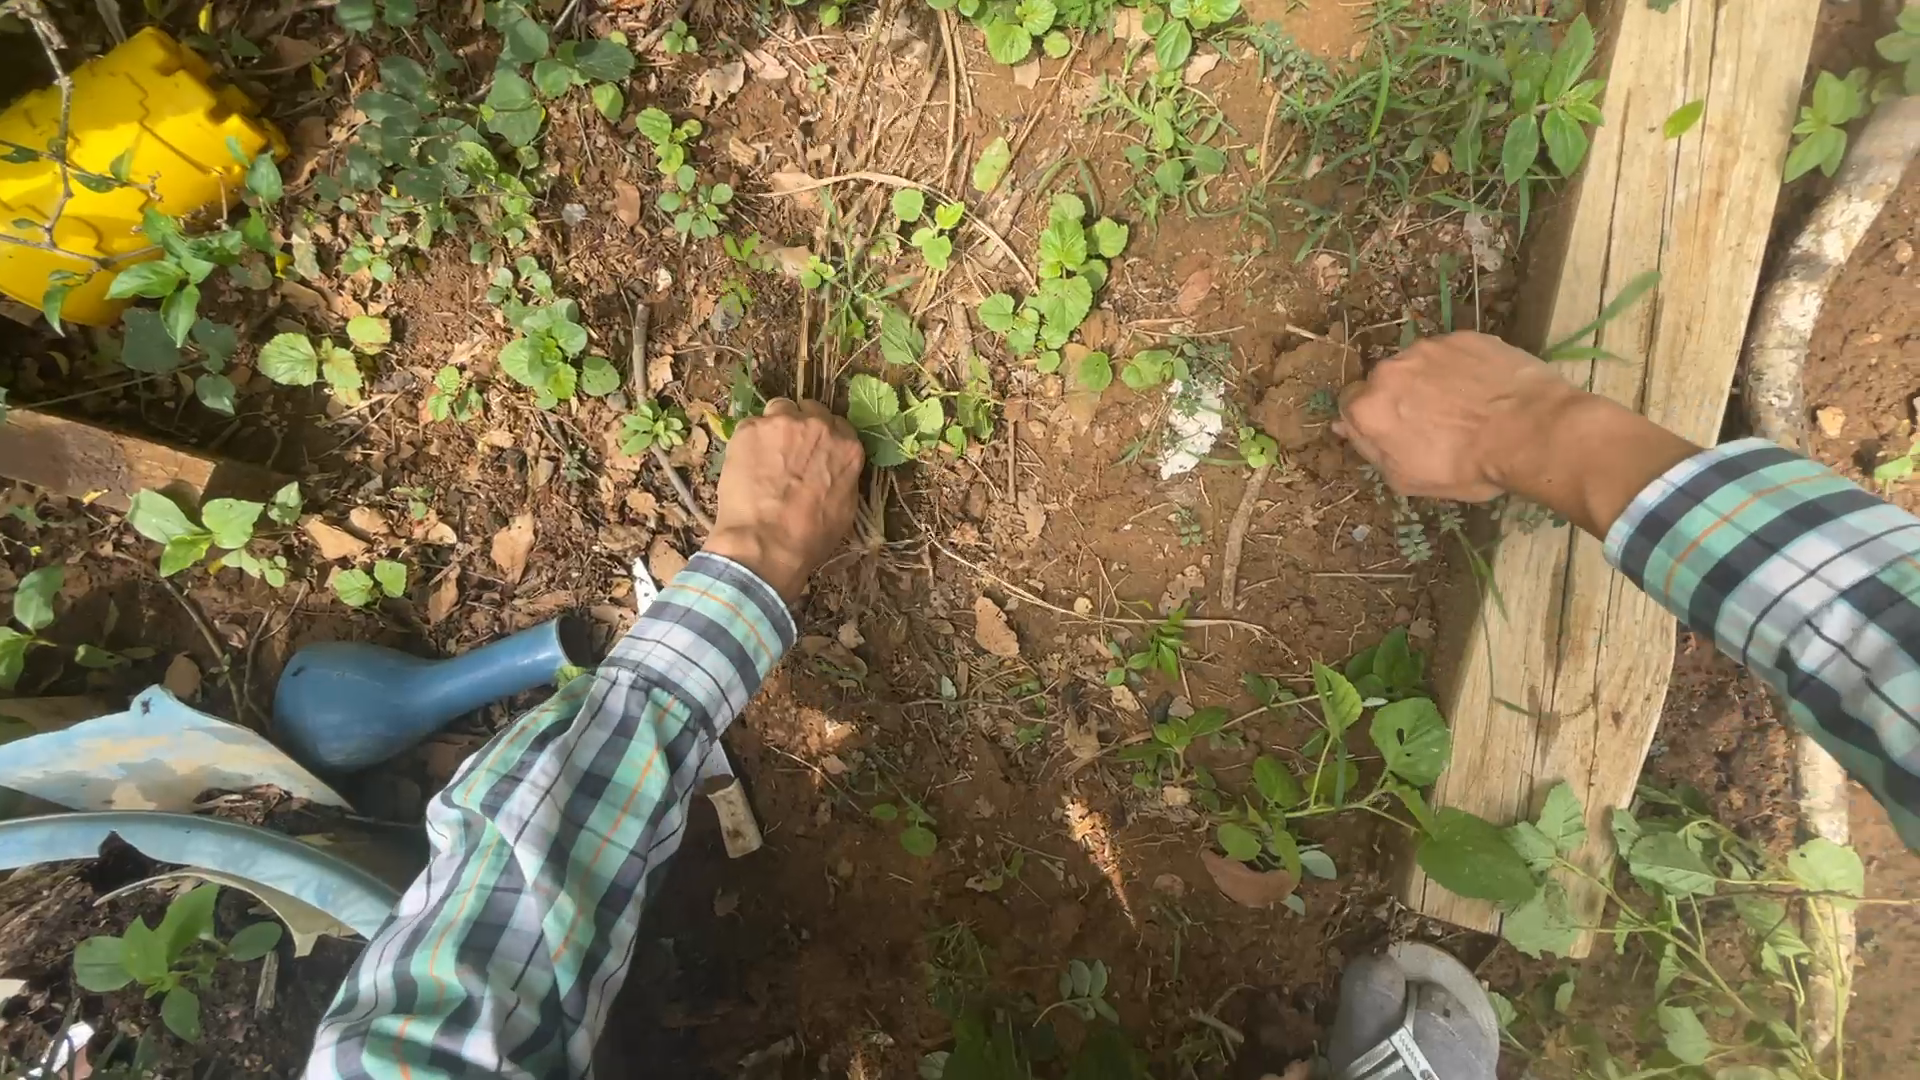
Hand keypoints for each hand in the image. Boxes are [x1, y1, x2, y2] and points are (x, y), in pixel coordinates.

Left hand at [702, 397, 864, 603]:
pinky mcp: (750, 428)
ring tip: (765, 454)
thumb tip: (833, 470)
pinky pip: (751, 426)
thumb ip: (843, 477)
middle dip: (802, 427)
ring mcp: (783, 423)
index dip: (825, 440)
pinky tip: (746, 465)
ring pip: (779, 410)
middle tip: (790, 452)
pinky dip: (750, 441)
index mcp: (848, 448)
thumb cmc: (811, 536)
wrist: (767, 542)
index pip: (839, 427)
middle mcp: (819, 426)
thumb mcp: (845, 509)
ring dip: (776, 427)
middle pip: (810, 411)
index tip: (815, 453)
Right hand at [1332, 331, 1577, 501]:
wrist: (1532, 433)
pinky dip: (1460, 367)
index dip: (1371, 419)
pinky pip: (1452, 352)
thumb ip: (1368, 449)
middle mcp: (1388, 371)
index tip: (1393, 431)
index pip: (1349, 405)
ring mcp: (1428, 349)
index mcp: (1366, 408)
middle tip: (1432, 420)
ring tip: (1463, 403)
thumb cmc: (1463, 466)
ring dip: (1428, 380)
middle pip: (1382, 382)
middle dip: (1398, 397)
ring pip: (1416, 364)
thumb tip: (1344, 427)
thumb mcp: (1404, 478)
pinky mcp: (1464, 337)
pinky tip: (1482, 388)